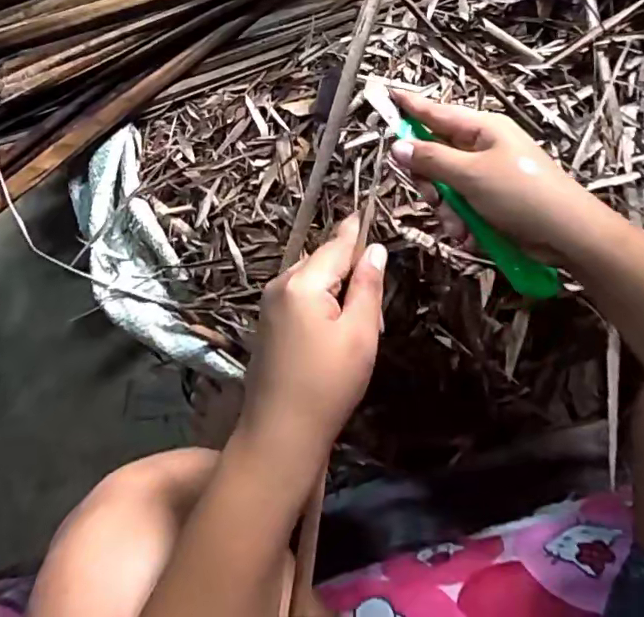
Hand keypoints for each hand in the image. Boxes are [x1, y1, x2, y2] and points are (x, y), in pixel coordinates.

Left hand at [241, 216, 384, 452]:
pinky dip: (322, 304)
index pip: (335, 246)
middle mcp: (280, 284)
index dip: (355, 231)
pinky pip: (300, 298)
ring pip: (312, 280)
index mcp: (301, 282)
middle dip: (350, 271)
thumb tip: (375, 249)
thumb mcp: (359, 334)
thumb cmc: (327, 384)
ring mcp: (270, 304)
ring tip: (361, 324)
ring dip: (338, 291)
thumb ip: (367, 287)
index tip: (366, 210)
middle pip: (322, 262)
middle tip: (375, 308)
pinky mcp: (268, 322)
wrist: (280, 434)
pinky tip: (336, 332)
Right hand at [389, 89, 612, 257]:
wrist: (570, 236)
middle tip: (435, 198)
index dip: (409, 106)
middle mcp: (481, 147)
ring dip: (447, 210)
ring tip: (460, 227)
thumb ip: (431, 159)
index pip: (434, 112)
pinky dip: (462, 223)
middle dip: (430, 183)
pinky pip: (461, 207)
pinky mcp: (492, 201)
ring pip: (445, 187)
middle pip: (434, 156)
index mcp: (481, 129)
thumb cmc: (524, 195)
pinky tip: (472, 236)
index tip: (387, 95)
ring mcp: (487, 175)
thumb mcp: (471, 174)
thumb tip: (399, 146)